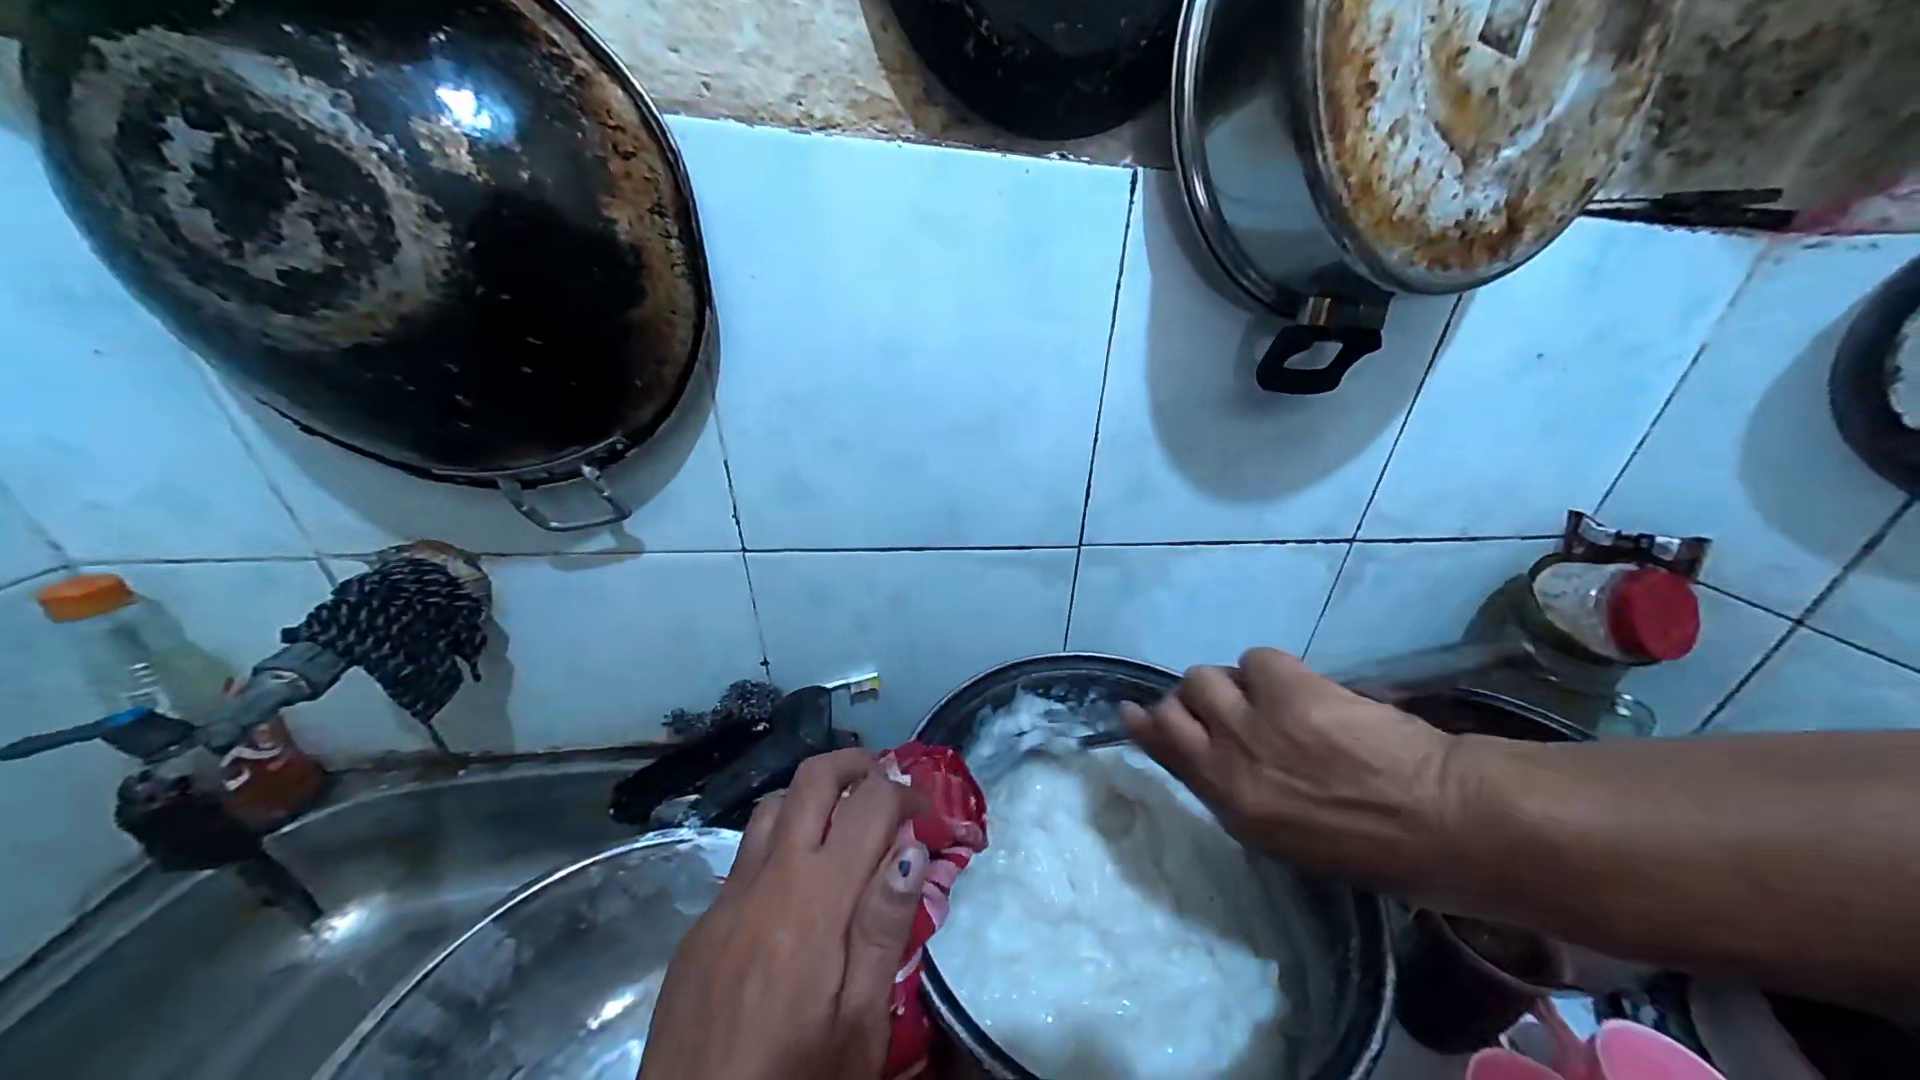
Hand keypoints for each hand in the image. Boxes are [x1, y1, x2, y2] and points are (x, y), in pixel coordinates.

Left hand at [641, 748, 930, 1079]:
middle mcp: (767, 879)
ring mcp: (726, 897)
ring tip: (845, 823)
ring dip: (814, 796)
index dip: (905, 795)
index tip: (927, 818)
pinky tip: (796, 890)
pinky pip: (746, 857)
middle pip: (811, 779)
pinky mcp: (701, 923)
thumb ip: (884, 929)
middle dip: (857, 764)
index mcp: (815, 900)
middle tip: (887, 782)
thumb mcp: (860, 1024)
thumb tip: (911, 850)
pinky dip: (782, 843)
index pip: (868, 804)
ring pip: (773, 807)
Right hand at [1121, 647, 1454, 891]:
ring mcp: (1253, 721)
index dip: (1143, 726)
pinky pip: (1257, 657)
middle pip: (1175, 703)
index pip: (1165, 751)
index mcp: (1228, 803)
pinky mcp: (1287, 688)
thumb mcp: (1281, 835)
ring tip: (1272, 698)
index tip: (1129, 710)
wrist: (1444, 820)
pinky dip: (1275, 671)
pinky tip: (1306, 691)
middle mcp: (1227, 759)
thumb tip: (1207, 752)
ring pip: (1208, 675)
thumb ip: (1233, 791)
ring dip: (1233, 683)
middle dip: (1192, 701)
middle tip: (1227, 706)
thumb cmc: (1368, 843)